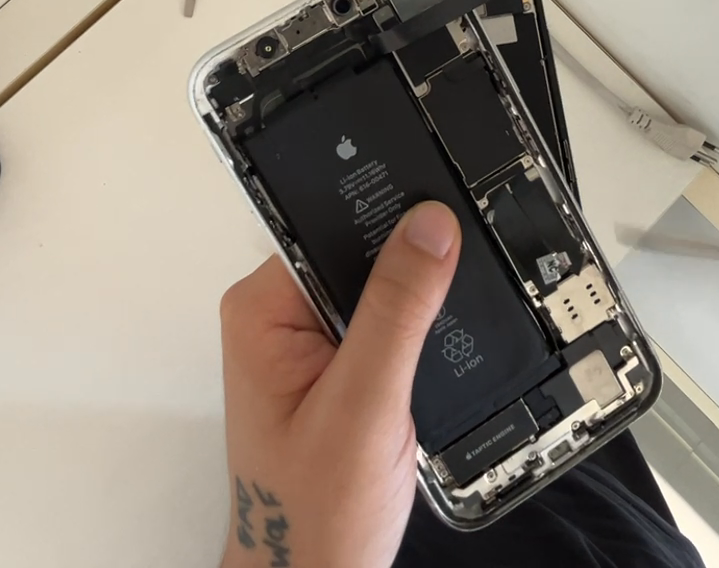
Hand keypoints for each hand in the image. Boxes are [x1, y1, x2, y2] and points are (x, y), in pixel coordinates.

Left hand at [217, 201, 460, 567]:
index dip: (385, 214)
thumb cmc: (317, 510)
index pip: (328, 227)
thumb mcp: (364, 403)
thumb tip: (428, 226)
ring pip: (373, 282)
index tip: (441, 208)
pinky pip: (380, 314)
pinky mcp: (334, 357)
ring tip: (447, 316)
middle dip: (406, 261)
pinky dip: (413, 322)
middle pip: (353, 251)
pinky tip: (435, 339)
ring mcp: (306, 335)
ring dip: (413, 297)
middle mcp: (278, 311)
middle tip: (455, 273)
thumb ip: (396, 311)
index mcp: (263, 307)